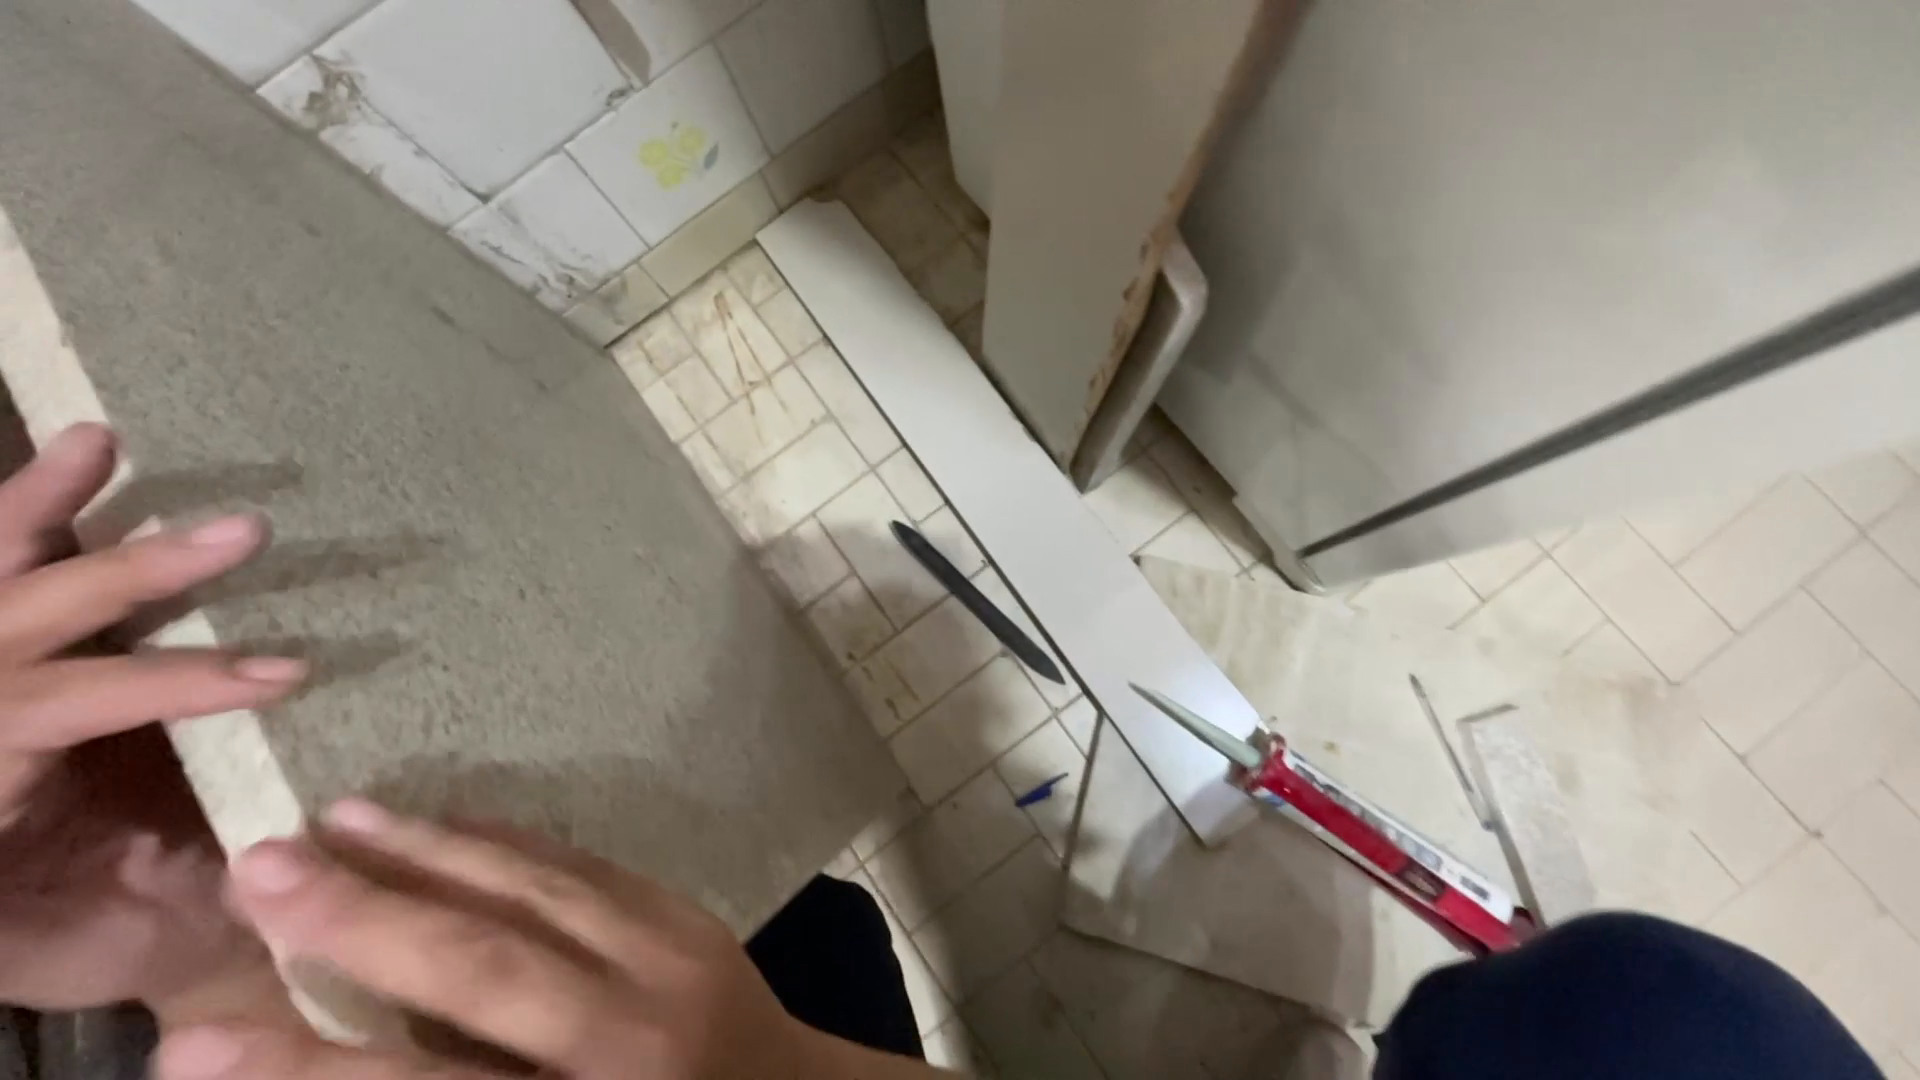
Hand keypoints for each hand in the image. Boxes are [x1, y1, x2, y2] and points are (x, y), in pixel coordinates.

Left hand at [0, 424, 308, 1012]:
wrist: (142, 924)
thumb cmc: (122, 940)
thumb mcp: (81, 944)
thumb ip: (75, 895)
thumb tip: (202, 823)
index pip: (46, 713)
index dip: (164, 681)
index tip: (284, 672)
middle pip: (10, 631)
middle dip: (120, 578)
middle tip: (237, 535)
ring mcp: (2, 692)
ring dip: (37, 515)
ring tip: (97, 445)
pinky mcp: (28, 671)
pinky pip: (13, 587)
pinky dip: (32, 522)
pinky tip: (79, 471)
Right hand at [152, 802, 954, 1078]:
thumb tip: (329, 1056)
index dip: (307, 1070)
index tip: (191, 1039)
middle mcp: (628, 1030)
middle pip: (485, 964)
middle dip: (365, 915)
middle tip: (258, 863)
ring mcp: (671, 957)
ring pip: (542, 891)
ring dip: (440, 851)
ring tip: (345, 818)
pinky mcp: (687, 915)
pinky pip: (590, 869)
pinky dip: (516, 845)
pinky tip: (460, 825)